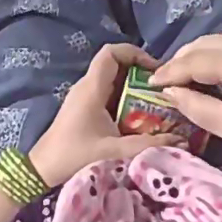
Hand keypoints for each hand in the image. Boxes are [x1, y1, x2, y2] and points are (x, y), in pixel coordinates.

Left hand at [28, 43, 181, 185]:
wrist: (43, 168)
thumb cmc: (74, 155)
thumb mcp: (113, 150)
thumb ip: (147, 144)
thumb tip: (179, 140)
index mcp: (92, 88)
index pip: (111, 52)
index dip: (134, 53)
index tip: (154, 69)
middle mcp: (87, 85)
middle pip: (114, 62)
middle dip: (139, 69)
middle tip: (160, 85)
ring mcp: (84, 94)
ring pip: (112, 76)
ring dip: (133, 82)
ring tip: (155, 98)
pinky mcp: (84, 105)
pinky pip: (107, 90)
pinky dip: (124, 94)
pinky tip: (138, 112)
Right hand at [148, 34, 221, 163]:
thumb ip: (196, 107)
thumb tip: (169, 92)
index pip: (195, 59)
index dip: (169, 72)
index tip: (147, 84)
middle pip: (203, 44)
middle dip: (179, 61)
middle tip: (161, 83)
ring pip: (215, 43)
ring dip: (194, 58)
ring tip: (178, 80)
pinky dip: (211, 58)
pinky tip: (203, 76)